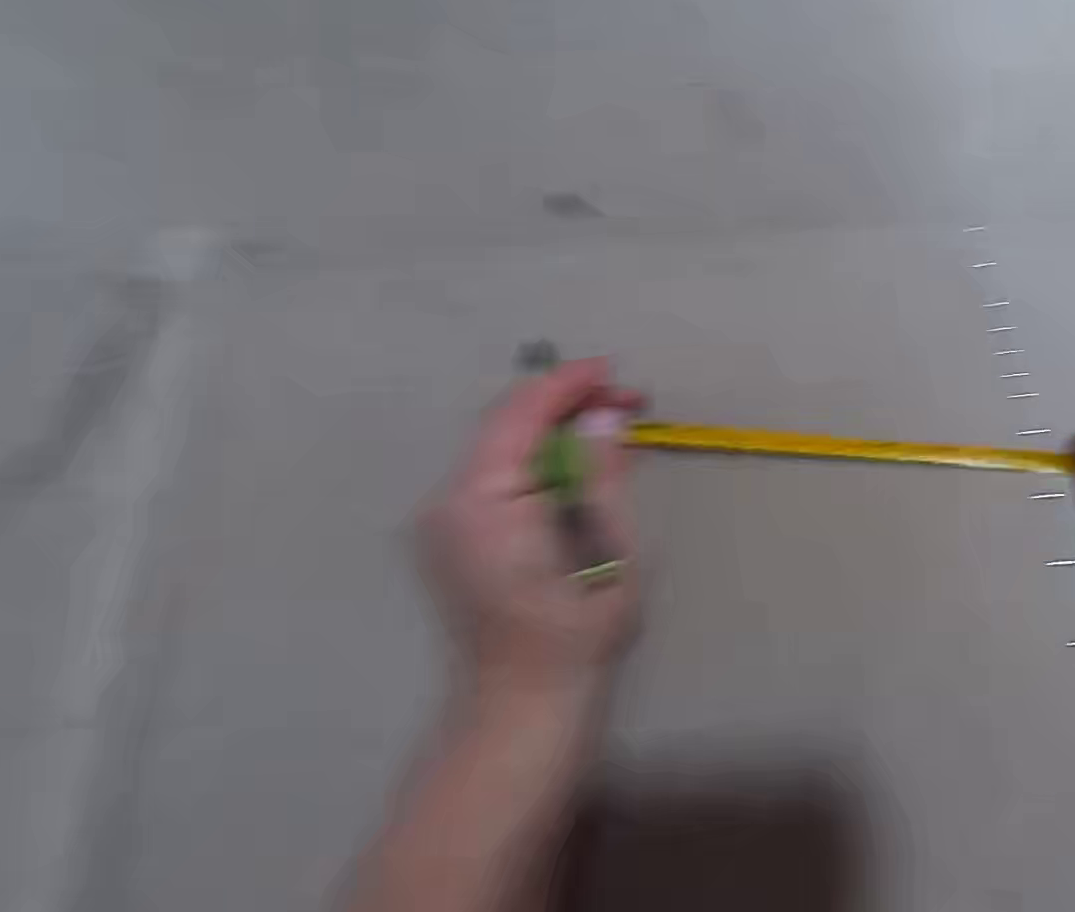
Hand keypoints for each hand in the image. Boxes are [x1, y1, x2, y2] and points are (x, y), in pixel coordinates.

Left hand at [423, 358, 645, 699]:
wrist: (521, 703)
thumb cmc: (576, 635)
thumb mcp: (608, 555)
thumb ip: (603, 481)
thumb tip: (603, 419)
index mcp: (483, 505)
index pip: (519, 417)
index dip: (568, 384)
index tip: (614, 371)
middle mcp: (449, 502)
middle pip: (508, 424)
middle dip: (568, 403)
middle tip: (628, 403)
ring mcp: (446, 517)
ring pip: (504, 445)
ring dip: (559, 427)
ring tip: (613, 426)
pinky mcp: (457, 529)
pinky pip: (501, 470)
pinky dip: (543, 454)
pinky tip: (581, 461)